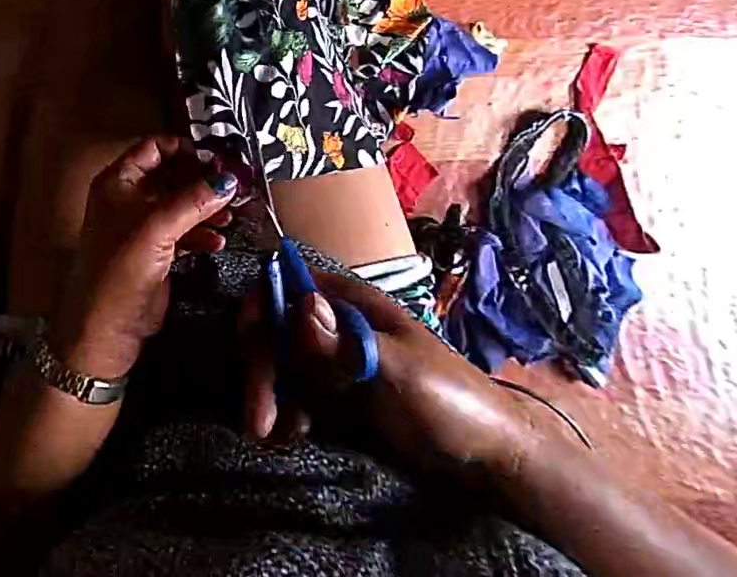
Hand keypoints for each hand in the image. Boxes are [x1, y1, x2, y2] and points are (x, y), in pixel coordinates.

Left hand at [51, 137, 236, 378]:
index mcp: (118, 181)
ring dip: (206, 208)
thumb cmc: (120, 269)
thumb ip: (194, 200)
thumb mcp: (157, 228)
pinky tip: (218, 241)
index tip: (215, 156)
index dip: (183, 148)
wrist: (104, 330)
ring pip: (180, 205)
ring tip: (232, 214)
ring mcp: (142, 226)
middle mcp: (128, 198)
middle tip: (233, 184)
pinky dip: (201, 233)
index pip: (153, 148)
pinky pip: (183, 232)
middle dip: (202, 180)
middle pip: (171, 176)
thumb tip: (230, 178)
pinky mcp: (154, 252)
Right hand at [244, 270, 539, 487]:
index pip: (290, 282)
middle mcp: (334, 322)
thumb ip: (347, 342)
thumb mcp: (400, 369)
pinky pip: (295, 392)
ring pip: (281, 361)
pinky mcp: (335, 392)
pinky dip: (285, 410)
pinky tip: (291, 434)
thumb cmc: (450, 397)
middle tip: (258, 421)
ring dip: (270, 393)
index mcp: (351, 301)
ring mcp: (333, 357)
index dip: (264, 304)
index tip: (250, 342)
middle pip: (277, 326)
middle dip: (262, 368)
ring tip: (275, 434)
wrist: (486, 454)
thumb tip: (301, 303)